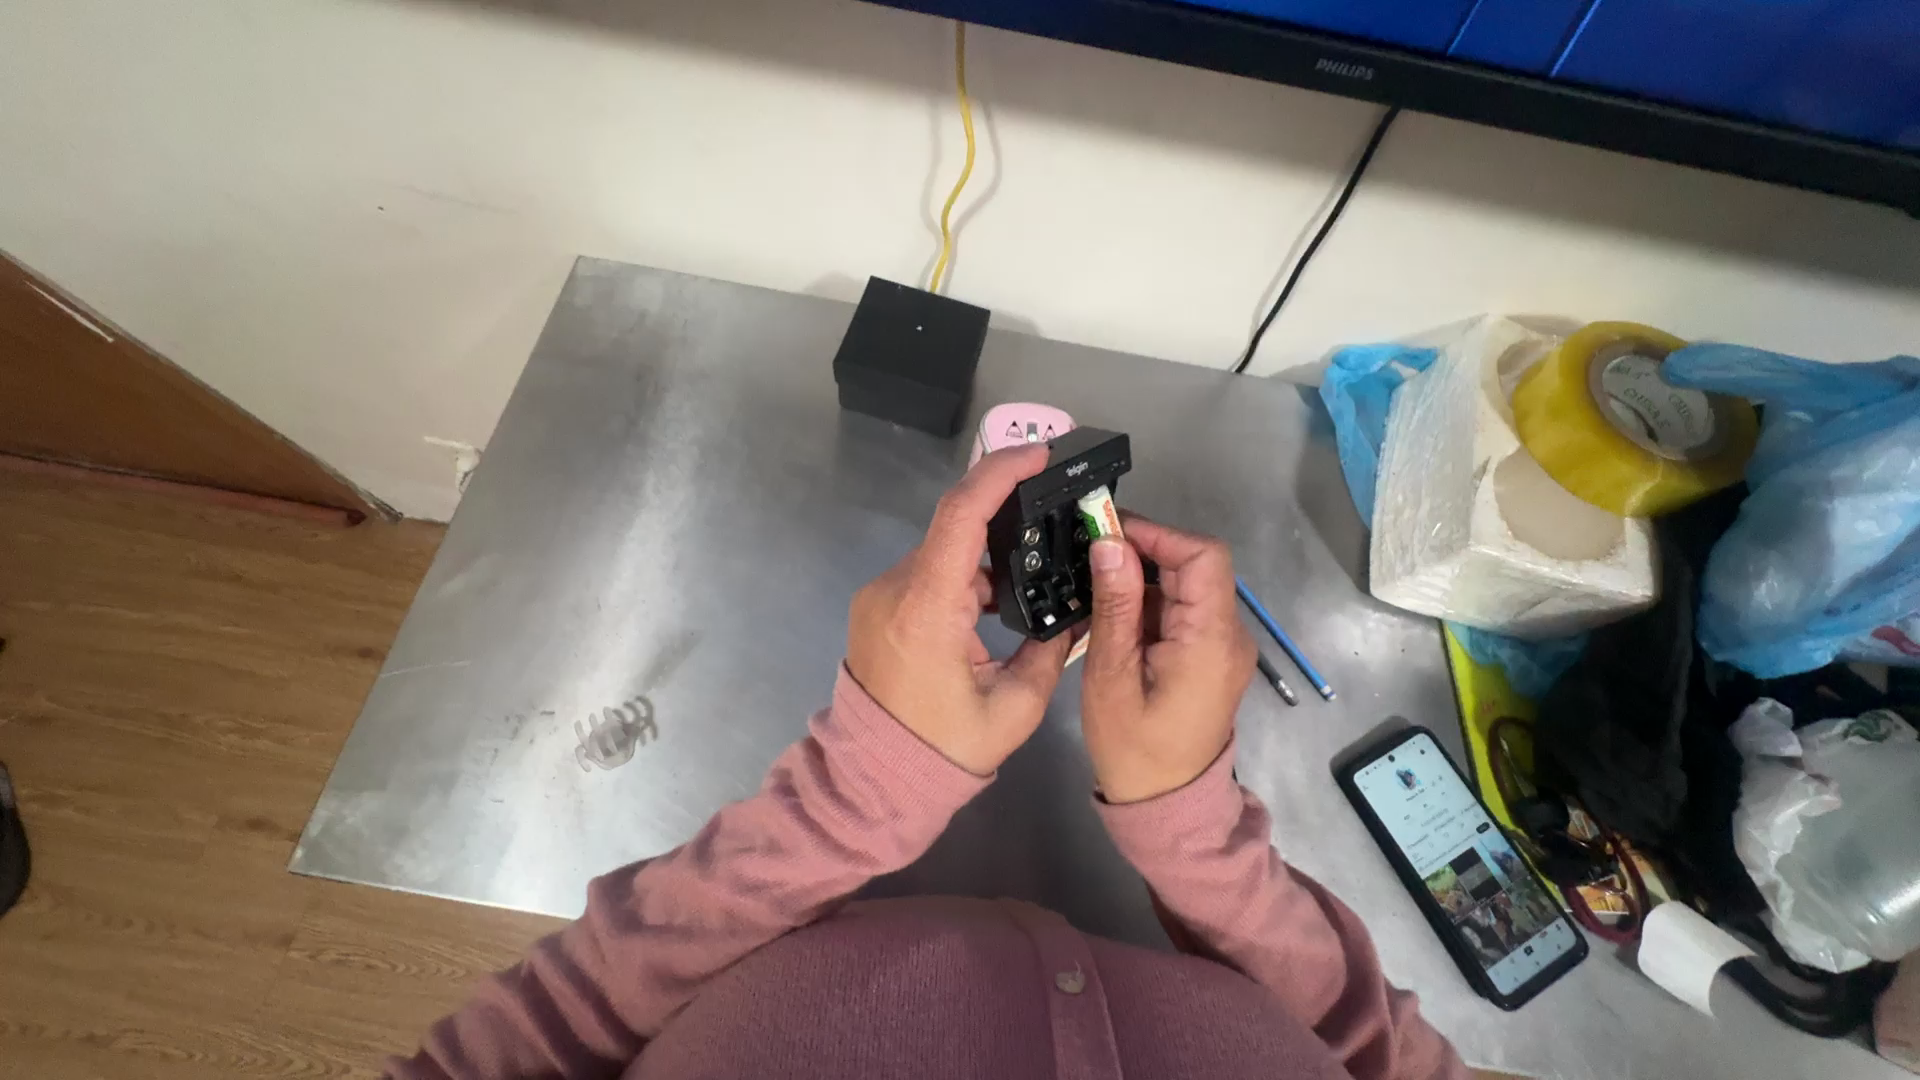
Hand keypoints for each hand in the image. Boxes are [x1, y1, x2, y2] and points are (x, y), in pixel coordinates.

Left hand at [846, 445, 1073, 775]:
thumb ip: (1048, 652)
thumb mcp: (1014, 708)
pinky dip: (959, 577)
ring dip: (981, 560)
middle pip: (952, 528)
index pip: (960, 515)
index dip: (998, 473)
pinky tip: (985, 608)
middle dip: (1003, 521)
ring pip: (941, 552)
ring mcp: (878, 594)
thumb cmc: (943, 749)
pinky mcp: (875, 605)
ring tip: (1021, 586)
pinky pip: (924, 572)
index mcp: (927, 609)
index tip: (1037, 454)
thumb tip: (1069, 615)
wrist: (871, 779)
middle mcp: (894, 588)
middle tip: (1049, 517)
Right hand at [1080, 515, 1256, 802]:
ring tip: (1093, 582)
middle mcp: (1228, 635)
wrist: (1165, 805)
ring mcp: (1222, 646)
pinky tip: (1113, 612)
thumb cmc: (1133, 747)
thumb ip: (1115, 605)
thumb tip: (1110, 543)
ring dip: (1144, 576)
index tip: (1108, 533)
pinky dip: (1150, 601)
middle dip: (1145, 551)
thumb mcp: (1112, 675)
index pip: (1203, 556)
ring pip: (1188, 586)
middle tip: (1090, 554)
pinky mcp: (1210, 656)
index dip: (1158, 534)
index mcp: (1211, 639)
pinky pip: (1184, 611)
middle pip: (1197, 567)